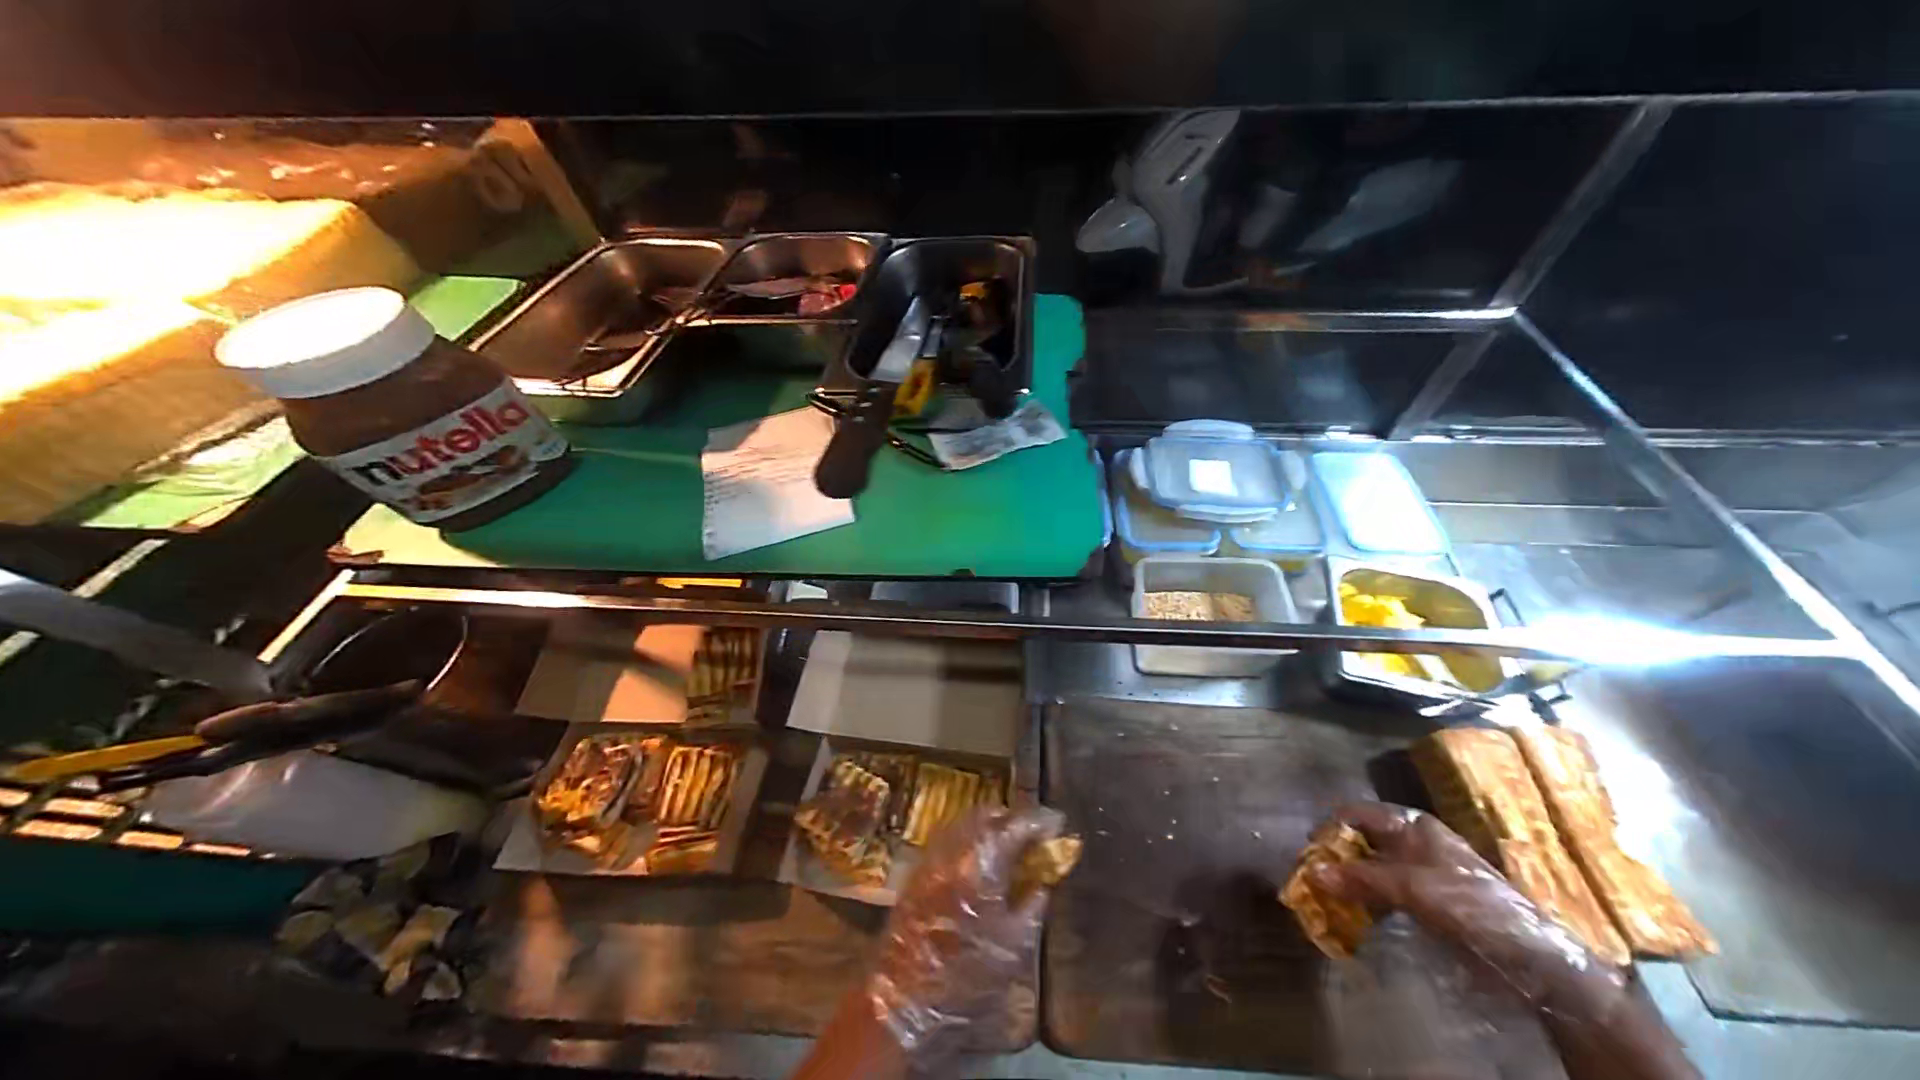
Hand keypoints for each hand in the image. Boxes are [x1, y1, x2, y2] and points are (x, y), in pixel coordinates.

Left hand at [864, 804, 1063, 1054]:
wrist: (905, 995)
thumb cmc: (967, 973)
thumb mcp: (1015, 942)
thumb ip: (1034, 900)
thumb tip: (1045, 876)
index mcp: (983, 862)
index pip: (1017, 823)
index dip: (1041, 821)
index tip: (1059, 824)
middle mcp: (955, 847)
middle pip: (989, 814)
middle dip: (1014, 819)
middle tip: (1034, 837)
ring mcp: (933, 854)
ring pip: (967, 822)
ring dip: (991, 827)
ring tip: (1011, 847)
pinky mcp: (919, 867)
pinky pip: (951, 837)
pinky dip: (971, 839)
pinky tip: (983, 861)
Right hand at [1307, 801, 1619, 1007]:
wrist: (1529, 956)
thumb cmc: (1470, 906)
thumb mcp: (1412, 887)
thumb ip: (1361, 878)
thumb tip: (1312, 872)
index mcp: (1412, 825)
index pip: (1358, 814)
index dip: (1332, 828)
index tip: (1310, 851)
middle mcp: (1412, 842)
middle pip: (1361, 840)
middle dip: (1335, 856)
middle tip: (1312, 878)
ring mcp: (1418, 871)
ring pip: (1369, 867)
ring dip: (1347, 880)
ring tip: (1325, 898)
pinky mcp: (1424, 900)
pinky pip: (1382, 891)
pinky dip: (1363, 899)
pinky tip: (1351, 914)